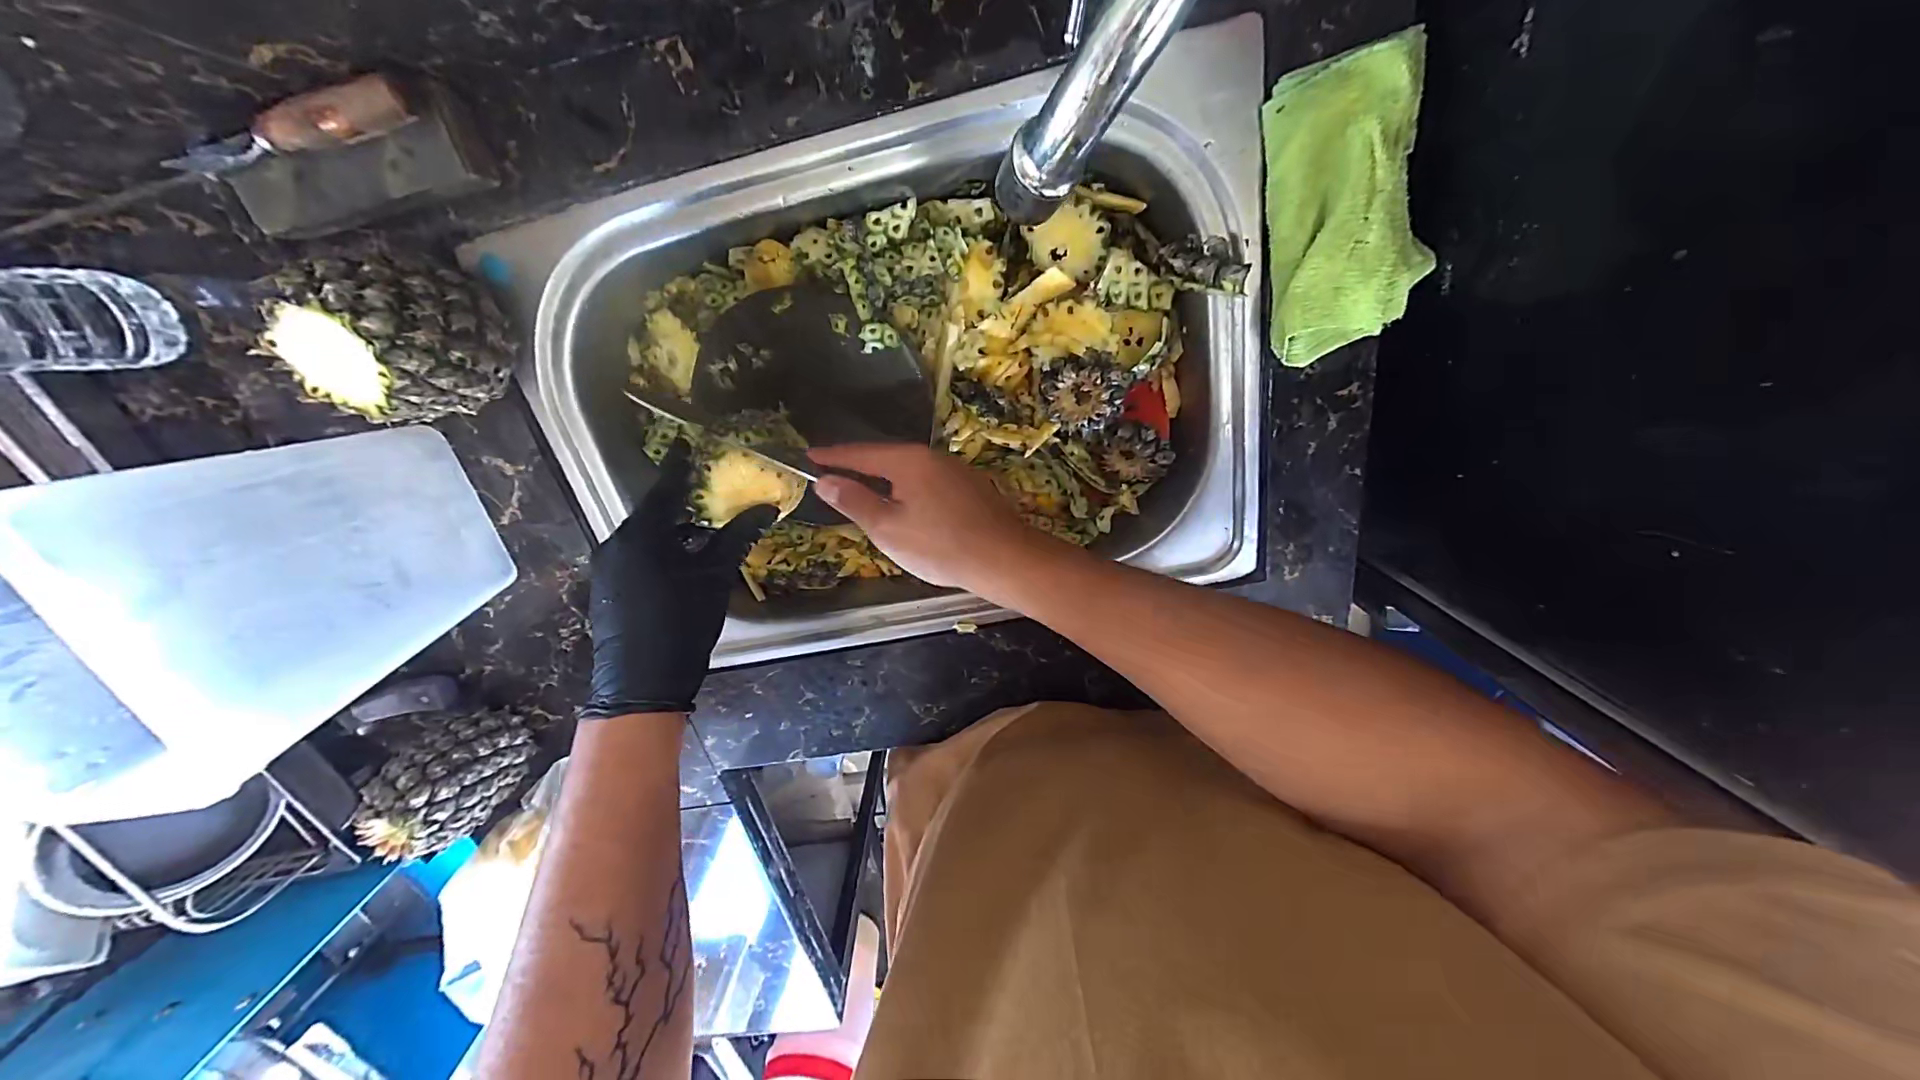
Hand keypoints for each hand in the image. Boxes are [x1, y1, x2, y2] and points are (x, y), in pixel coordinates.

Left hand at [579, 442, 775, 719]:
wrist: (641, 680)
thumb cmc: (682, 622)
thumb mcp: (715, 576)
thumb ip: (737, 536)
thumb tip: (766, 508)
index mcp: (642, 534)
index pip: (665, 488)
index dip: (680, 465)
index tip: (689, 446)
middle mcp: (617, 543)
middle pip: (653, 512)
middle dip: (680, 502)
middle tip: (707, 493)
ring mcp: (607, 567)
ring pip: (644, 535)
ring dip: (671, 529)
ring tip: (702, 530)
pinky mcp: (607, 587)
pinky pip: (636, 555)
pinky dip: (659, 549)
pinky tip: (681, 561)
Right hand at [808, 443, 1045, 590]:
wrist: (1005, 559)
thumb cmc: (940, 545)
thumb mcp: (888, 527)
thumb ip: (855, 501)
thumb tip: (825, 480)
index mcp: (908, 460)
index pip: (861, 454)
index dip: (833, 457)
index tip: (810, 456)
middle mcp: (934, 457)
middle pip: (887, 458)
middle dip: (859, 466)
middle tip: (833, 473)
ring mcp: (957, 471)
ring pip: (911, 472)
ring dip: (886, 479)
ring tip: (866, 490)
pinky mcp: (973, 489)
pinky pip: (929, 483)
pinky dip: (909, 490)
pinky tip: (908, 506)